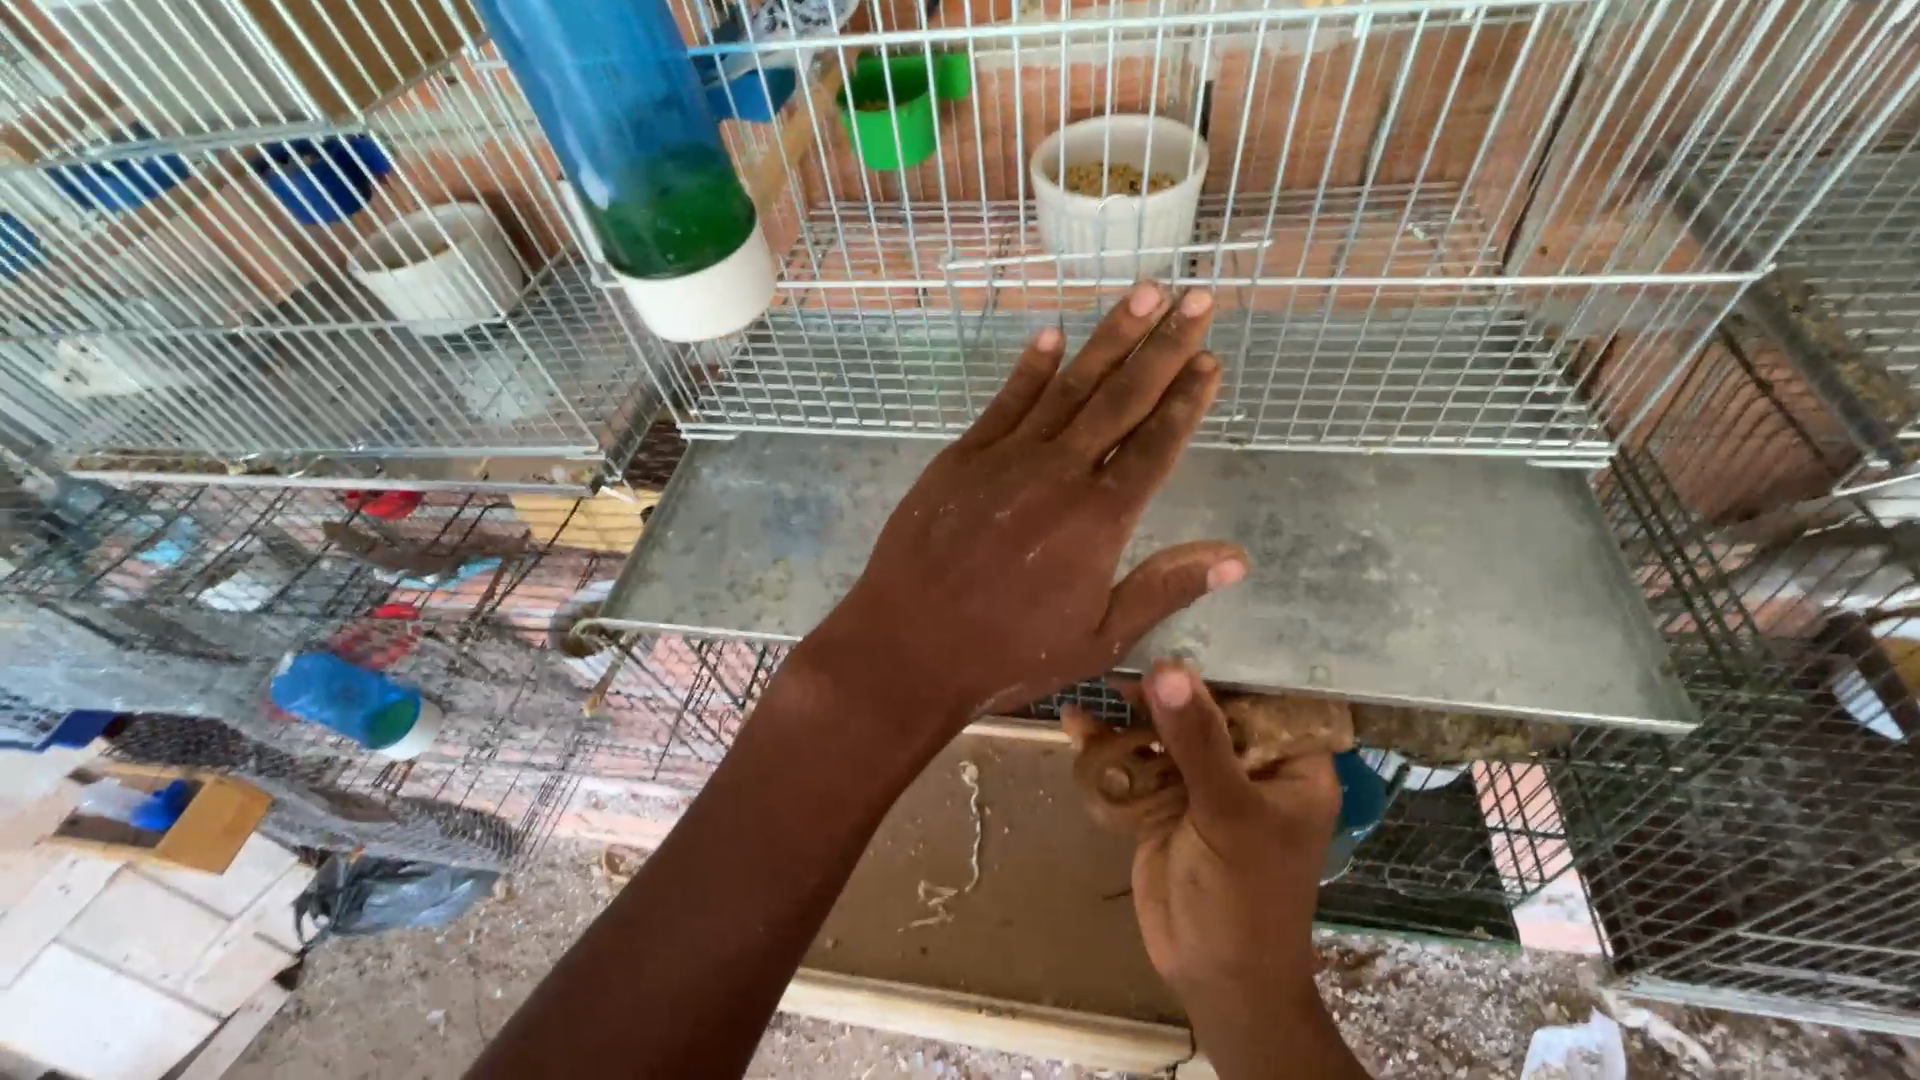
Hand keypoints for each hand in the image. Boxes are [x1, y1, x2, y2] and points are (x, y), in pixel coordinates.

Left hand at [795, 282, 1246, 747]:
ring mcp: (1006, 458)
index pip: (1156, 444)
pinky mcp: (961, 457)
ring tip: (1144, 292)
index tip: (1211, 358)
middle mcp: (1059, 473)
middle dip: (1165, 345)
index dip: (1187, 399)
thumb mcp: (1098, 639)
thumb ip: (1164, 589)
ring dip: (1110, 337)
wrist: (908, 646)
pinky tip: (1053, 333)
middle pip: (1122, 398)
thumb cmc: (1008, 654)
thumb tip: (1236, 558)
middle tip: (1197, 297)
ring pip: (1069, 385)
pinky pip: (1004, 401)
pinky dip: (1031, 366)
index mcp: (1099, 520)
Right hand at [1066, 661, 1366, 1078]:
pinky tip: (1074, 722)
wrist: (1212, 974)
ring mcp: (1201, 784)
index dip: (1234, 657)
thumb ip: (1198, 741)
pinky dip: (1107, 745)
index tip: (1194, 613)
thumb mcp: (1228, 813)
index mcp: (1291, 763)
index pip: (1268, 693)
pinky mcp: (1162, 803)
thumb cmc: (1246, 897)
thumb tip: (1169, 670)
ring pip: (1166, 732)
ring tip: (1098, 672)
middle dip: (1171, 680)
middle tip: (1132, 641)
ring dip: (1132, 710)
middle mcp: (1248, 765)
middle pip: (1208, 707)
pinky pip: (1135, 763)